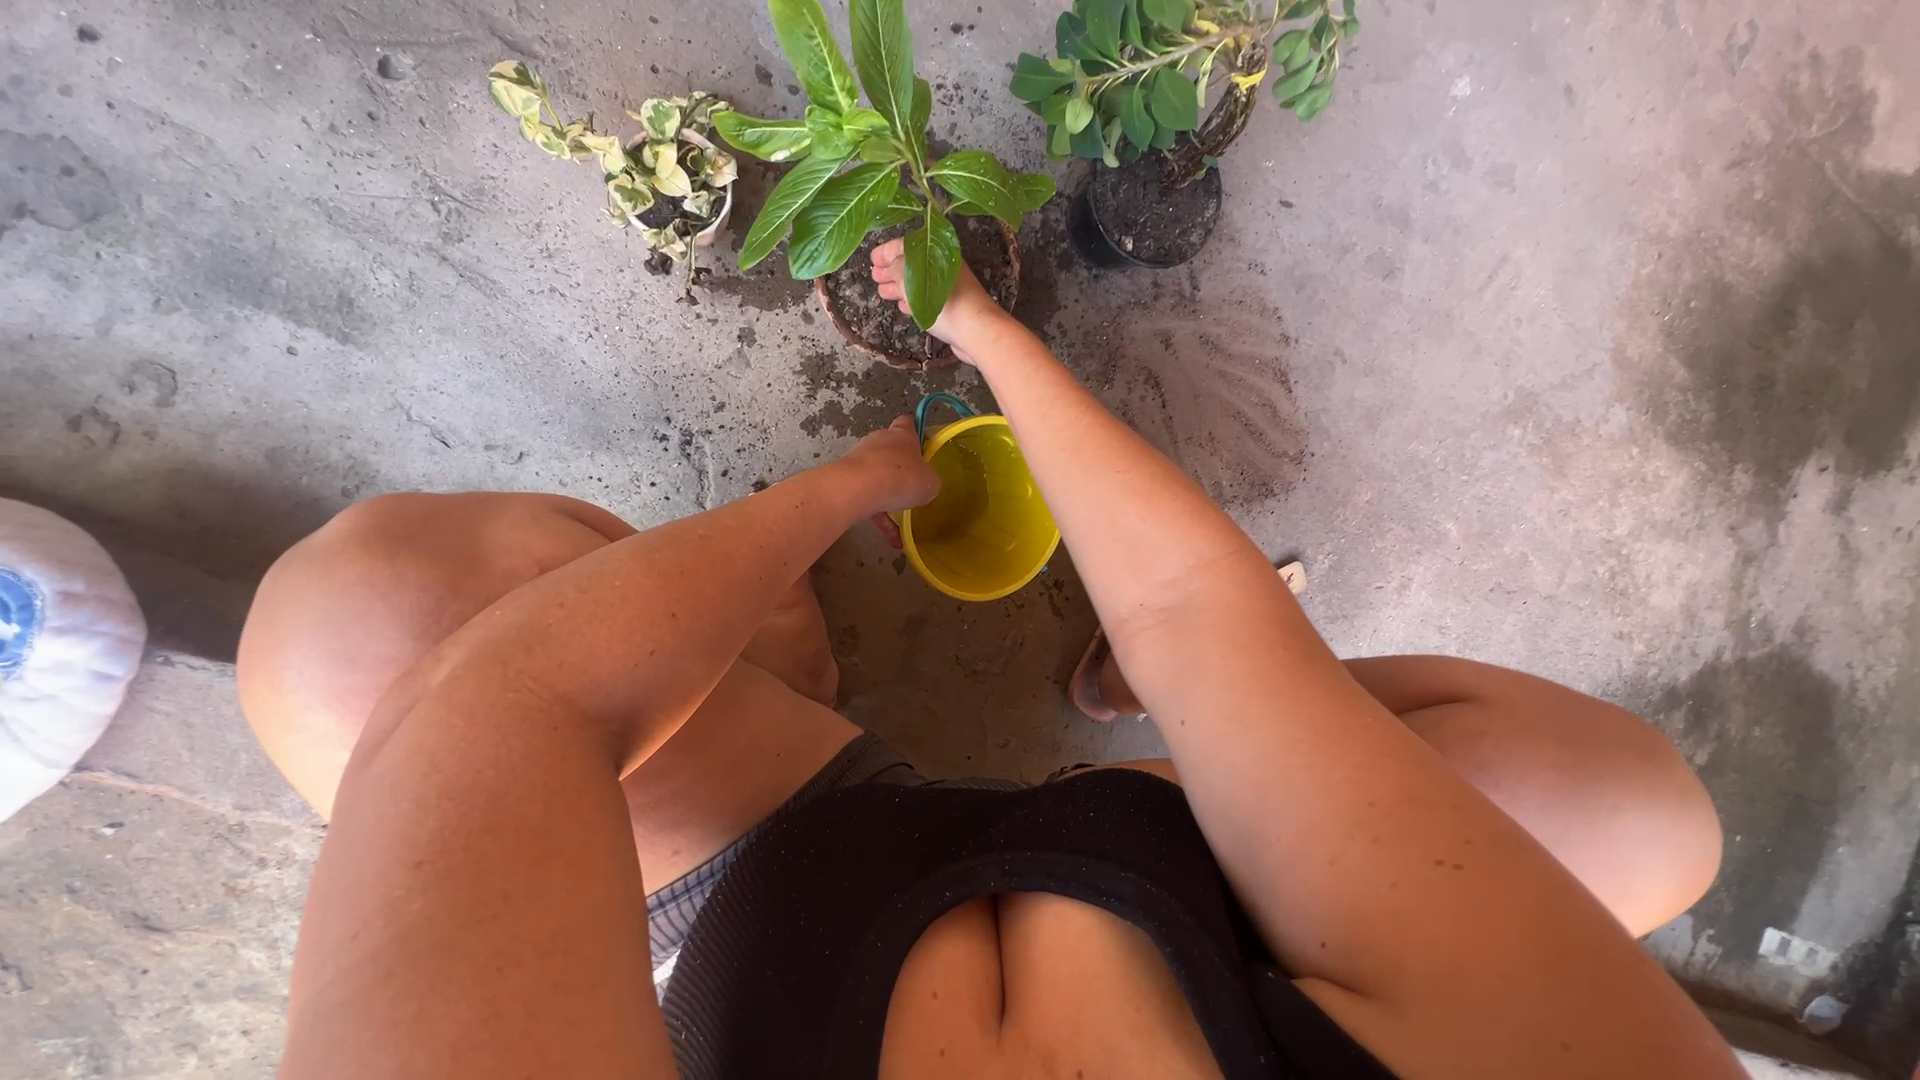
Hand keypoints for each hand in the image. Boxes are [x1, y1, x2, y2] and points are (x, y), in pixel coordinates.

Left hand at [834, 416, 939, 531]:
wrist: (859, 489)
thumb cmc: (901, 477)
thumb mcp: (930, 482)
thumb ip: (929, 481)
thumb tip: (924, 485)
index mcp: (901, 435)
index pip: (908, 424)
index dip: (916, 431)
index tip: (923, 444)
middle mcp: (879, 442)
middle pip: (891, 451)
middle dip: (901, 468)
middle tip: (915, 486)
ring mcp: (860, 461)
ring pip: (878, 478)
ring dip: (888, 497)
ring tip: (904, 522)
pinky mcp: (847, 482)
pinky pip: (868, 501)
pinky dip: (880, 519)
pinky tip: (893, 540)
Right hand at [870, 239, 1003, 365]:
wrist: (977, 331)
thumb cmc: (944, 303)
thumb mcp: (912, 280)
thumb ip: (896, 269)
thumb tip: (889, 266)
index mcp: (936, 252)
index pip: (906, 245)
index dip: (886, 251)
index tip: (872, 259)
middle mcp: (942, 266)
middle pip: (912, 264)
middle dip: (891, 270)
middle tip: (875, 277)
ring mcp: (947, 287)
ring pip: (918, 283)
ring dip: (899, 287)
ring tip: (883, 293)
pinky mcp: (951, 307)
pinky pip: (927, 299)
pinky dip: (913, 301)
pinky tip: (903, 307)